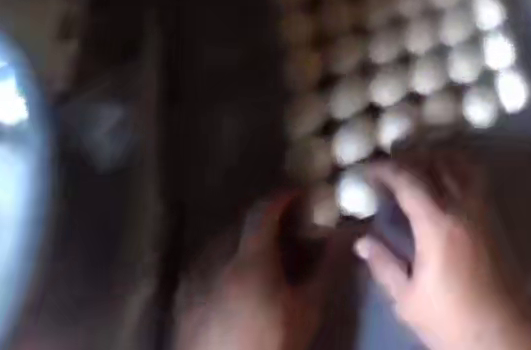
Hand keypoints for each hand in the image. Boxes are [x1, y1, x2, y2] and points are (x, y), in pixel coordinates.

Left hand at [173, 191, 335, 349]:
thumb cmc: (271, 347)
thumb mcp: (307, 309)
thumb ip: (327, 266)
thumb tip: (348, 231)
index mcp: (251, 256)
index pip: (266, 208)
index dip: (285, 197)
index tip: (303, 196)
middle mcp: (218, 260)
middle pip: (243, 224)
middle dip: (265, 221)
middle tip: (287, 228)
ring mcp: (195, 283)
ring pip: (221, 245)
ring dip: (244, 241)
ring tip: (262, 256)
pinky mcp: (183, 306)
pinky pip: (203, 269)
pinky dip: (222, 264)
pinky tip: (235, 284)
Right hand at [357, 158, 530, 349]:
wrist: (504, 330)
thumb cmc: (452, 320)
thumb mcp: (408, 300)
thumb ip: (384, 265)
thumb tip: (362, 240)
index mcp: (436, 224)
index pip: (408, 180)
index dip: (386, 169)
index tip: (369, 168)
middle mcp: (460, 204)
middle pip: (433, 162)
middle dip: (409, 157)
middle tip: (389, 166)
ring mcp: (480, 204)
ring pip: (457, 161)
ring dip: (434, 156)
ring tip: (415, 165)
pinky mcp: (492, 211)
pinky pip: (473, 172)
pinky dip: (456, 163)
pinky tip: (444, 175)